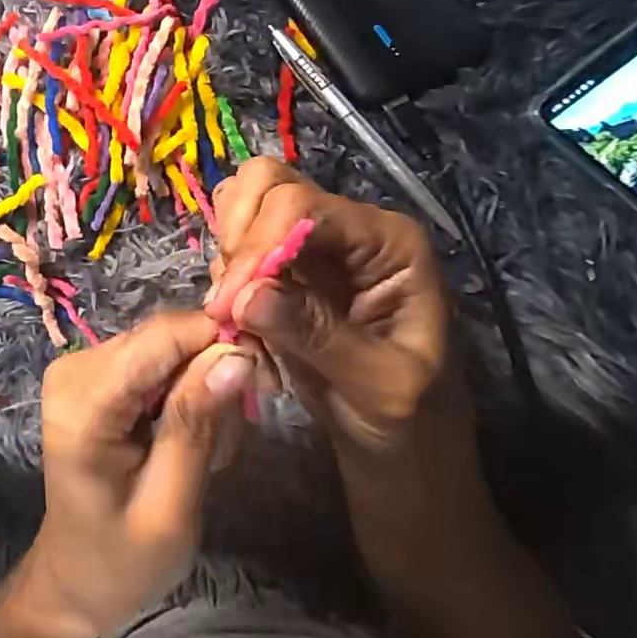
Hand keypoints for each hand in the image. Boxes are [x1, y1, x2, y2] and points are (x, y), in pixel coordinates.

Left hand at [6, 311, 254, 637]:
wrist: (74, 576)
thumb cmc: (121, 559)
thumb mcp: (170, 508)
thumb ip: (197, 426)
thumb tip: (237, 356)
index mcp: (83, 402)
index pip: (161, 336)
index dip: (218, 341)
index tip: (262, 379)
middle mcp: (74, 368)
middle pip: (164, 336)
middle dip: (211, 370)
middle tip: (232, 432)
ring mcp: (79, 366)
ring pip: (165, 344)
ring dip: (198, 386)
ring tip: (204, 447)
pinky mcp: (92, 372)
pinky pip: (154, 358)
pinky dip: (180, 389)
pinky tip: (184, 434)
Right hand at [205, 158, 463, 462]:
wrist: (406, 454)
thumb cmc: (411, 423)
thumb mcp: (378, 387)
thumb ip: (316, 334)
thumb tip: (245, 295)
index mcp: (387, 242)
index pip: (304, 205)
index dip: (258, 244)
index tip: (229, 305)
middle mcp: (348, 229)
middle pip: (270, 183)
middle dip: (238, 233)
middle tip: (229, 298)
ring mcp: (314, 245)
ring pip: (246, 205)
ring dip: (228, 253)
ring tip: (235, 311)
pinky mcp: (285, 270)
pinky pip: (237, 245)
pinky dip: (225, 273)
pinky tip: (237, 317)